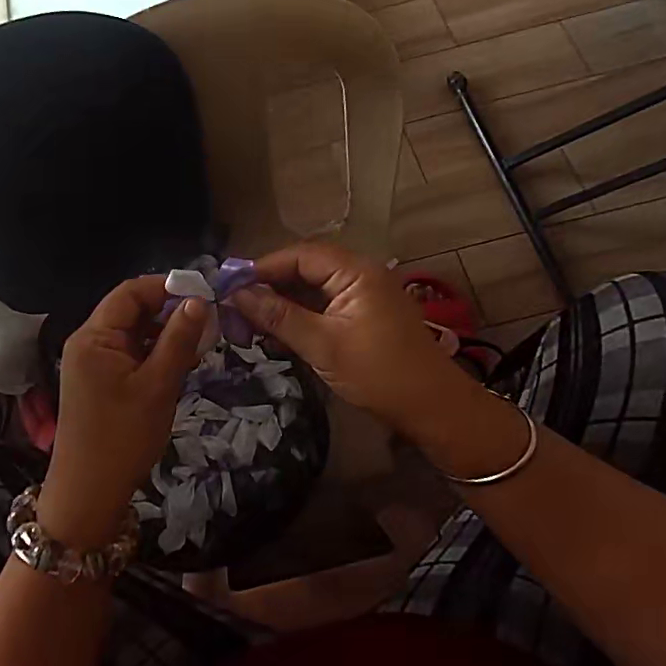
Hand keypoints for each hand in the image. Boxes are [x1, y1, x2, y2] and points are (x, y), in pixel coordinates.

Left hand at [38, 276, 208, 549]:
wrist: (88, 494)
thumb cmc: (123, 437)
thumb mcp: (158, 386)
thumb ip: (178, 339)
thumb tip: (198, 300)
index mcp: (93, 336)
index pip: (130, 292)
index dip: (165, 287)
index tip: (203, 293)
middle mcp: (87, 342)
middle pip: (130, 310)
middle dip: (167, 311)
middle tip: (206, 321)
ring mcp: (90, 362)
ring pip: (132, 333)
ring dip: (163, 333)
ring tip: (198, 344)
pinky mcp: (97, 381)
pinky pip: (128, 353)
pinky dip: (152, 353)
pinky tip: (178, 364)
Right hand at [228, 242, 499, 451]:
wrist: (435, 409)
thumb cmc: (379, 373)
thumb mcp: (322, 345)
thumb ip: (278, 316)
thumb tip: (236, 295)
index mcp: (355, 271)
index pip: (299, 255)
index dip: (262, 267)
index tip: (230, 285)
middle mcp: (360, 274)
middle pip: (305, 268)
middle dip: (269, 285)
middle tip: (236, 305)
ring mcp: (364, 294)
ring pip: (312, 287)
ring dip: (282, 302)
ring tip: (249, 320)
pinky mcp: (364, 314)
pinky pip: (324, 304)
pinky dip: (300, 315)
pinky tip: (277, 331)